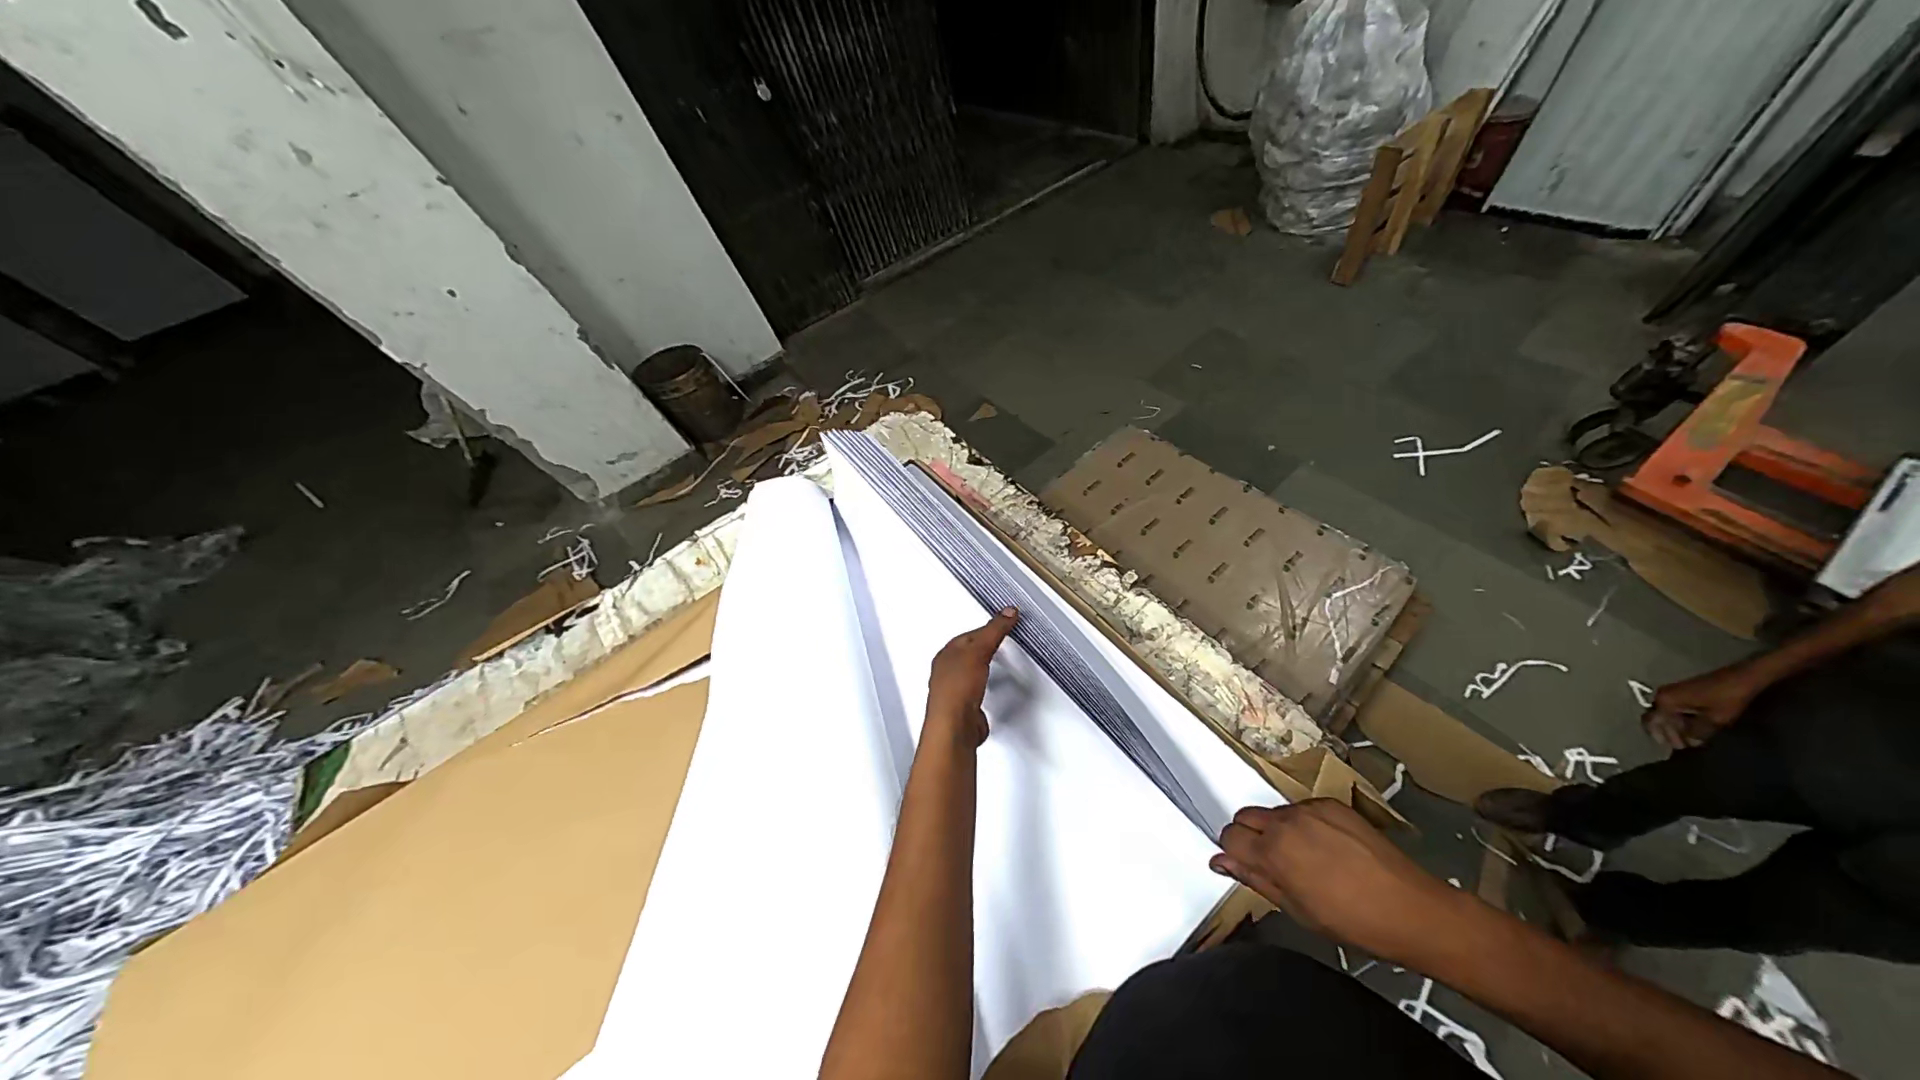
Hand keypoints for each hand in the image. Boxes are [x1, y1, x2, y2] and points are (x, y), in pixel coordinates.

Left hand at [926, 607, 1017, 745]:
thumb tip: (1007, 613)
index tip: (1005, 620)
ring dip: (985, 665)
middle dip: (984, 645)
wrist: (955, 726)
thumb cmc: (956, 690)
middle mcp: (948, 671)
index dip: (989, 626)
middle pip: (970, 651)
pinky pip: (978, 689)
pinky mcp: (966, 706)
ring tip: (996, 660)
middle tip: (999, 636)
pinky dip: (987, 685)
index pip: (971, 634)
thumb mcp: (979, 651)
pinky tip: (991, 687)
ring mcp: (957, 689)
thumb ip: (994, 631)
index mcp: (947, 654)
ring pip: (973, 670)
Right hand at [1210, 799, 1464, 965]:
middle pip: (1245, 816)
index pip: (1228, 836)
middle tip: (1269, 861)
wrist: (1412, 910)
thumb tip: (1223, 863)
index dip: (1232, 852)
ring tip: (1303, 856)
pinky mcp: (1333, 804)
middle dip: (1249, 836)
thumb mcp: (1296, 910)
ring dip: (1277, 829)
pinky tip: (1325, 846)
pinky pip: (1303, 807)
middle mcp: (1286, 823)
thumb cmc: (1356, 921)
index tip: (1240, 862)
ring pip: (1274, 812)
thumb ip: (1254, 879)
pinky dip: (1304, 822)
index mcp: (1273, 853)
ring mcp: (1311, 810)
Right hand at [1643, 666, 1763, 749]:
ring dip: (1676, 727)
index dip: (1660, 737)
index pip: (1651, 722)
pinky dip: (1681, 720)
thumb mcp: (1715, 719)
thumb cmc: (1726, 698)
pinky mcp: (1683, 692)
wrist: (1742, 678)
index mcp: (1665, 702)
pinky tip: (1694, 728)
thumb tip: (1689, 743)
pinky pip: (1674, 709)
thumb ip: (1698, 733)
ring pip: (1666, 714)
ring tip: (1691, 740)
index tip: (1676, 749)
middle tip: (1684, 747)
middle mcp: (1662, 696)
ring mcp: (1672, 693)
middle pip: (1657, 718)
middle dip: (1668, 733)